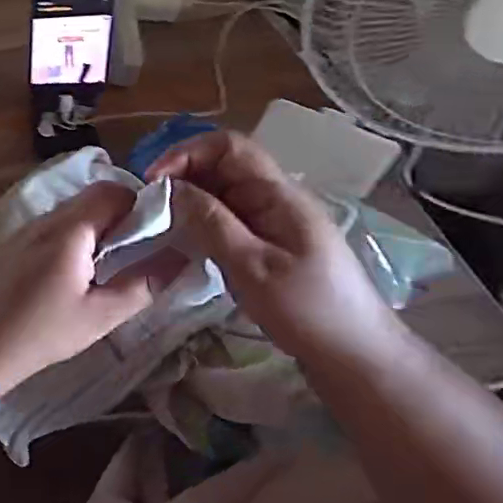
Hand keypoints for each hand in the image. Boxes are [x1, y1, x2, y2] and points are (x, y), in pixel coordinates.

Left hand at [0, 181, 186, 379]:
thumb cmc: (42, 332)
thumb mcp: (101, 314)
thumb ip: (143, 284)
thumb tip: (180, 258)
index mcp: (68, 230)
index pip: (112, 191)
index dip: (140, 204)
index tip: (157, 233)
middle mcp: (42, 221)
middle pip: (89, 198)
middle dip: (119, 216)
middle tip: (138, 251)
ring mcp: (21, 232)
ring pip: (68, 213)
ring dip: (94, 228)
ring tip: (109, 265)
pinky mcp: (9, 247)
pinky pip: (48, 228)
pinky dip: (70, 239)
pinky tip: (74, 273)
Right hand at [146, 131, 406, 363]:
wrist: (356, 354)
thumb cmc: (308, 310)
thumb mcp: (252, 266)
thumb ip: (211, 222)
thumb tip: (170, 188)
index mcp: (278, 196)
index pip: (229, 147)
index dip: (186, 153)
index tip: (153, 181)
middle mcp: (274, 199)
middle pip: (221, 165)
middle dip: (179, 174)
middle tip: (147, 204)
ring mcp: (270, 220)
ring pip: (219, 191)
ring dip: (185, 197)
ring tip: (156, 221)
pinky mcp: (264, 242)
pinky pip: (223, 215)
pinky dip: (196, 218)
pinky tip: (179, 238)